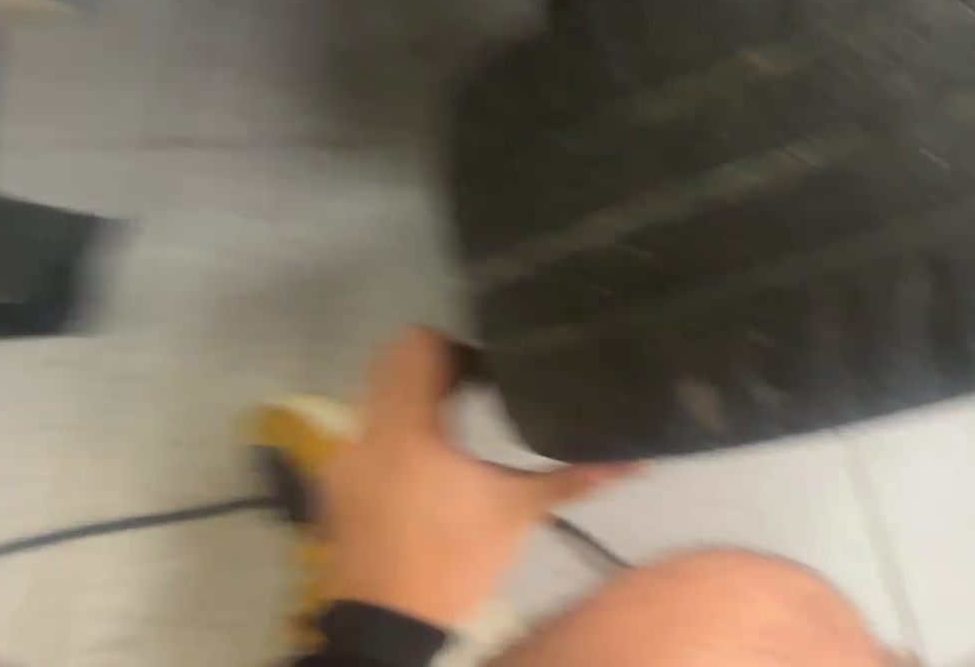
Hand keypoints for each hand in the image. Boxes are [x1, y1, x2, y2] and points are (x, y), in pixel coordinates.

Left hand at [323, 328, 639, 627]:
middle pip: (392, 361)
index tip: (488, 359)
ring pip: (377, 393)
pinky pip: (369, 426)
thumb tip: (636, 459)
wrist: (387, 633)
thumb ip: (574, 476)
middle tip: (479, 380)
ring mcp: (346, 459)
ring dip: (415, 392)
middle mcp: (368, 435)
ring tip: (461, 411)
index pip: (415, 348)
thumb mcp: (521, 513)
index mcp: (409, 432)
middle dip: (434, 362)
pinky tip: (433, 449)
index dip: (452, 342)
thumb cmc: (455, 561)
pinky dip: (399, 422)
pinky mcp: (339, 482)